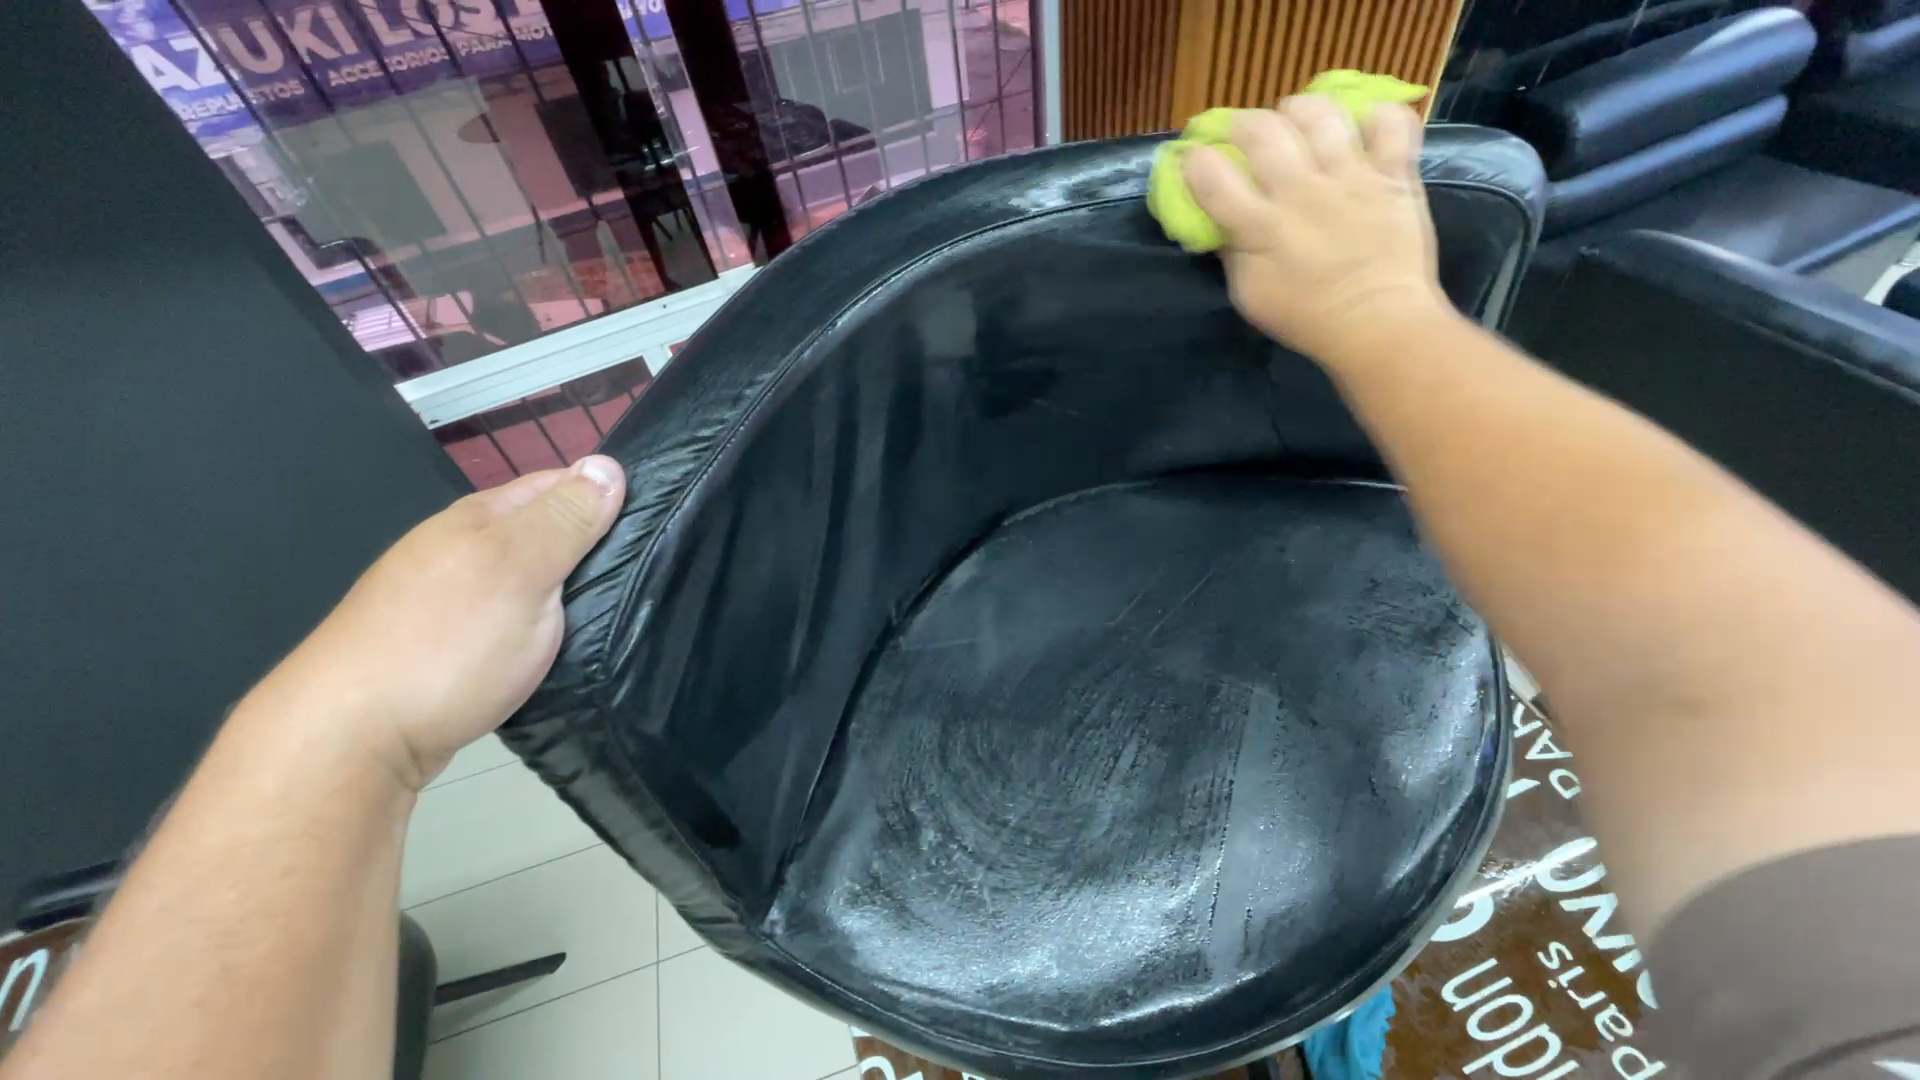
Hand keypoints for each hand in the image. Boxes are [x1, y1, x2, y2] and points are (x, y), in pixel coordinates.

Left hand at [249, 456, 625, 790]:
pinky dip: (547, 620)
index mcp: (480, 519)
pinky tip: (566, 642)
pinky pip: (515, 613)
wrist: (352, 740)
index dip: (608, 495)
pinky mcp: (451, 643)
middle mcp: (462, 548)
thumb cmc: (445, 644)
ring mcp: (451, 596)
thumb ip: (565, 521)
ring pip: (532, 575)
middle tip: (651, 571)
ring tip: (620, 607)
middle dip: (595, 543)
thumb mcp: (518, 571)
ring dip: (573, 586)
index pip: (560, 484)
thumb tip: (607, 465)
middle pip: (546, 530)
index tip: (658, 524)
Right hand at [1182, 96, 1454, 364]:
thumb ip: (1232, 253)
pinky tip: (1360, 128)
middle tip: (1241, 135)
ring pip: (1320, 114)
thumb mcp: (1249, 296)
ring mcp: (1350, 177)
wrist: (1377, 323)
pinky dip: (1375, 116)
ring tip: (1294, 119)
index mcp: (1259, 226)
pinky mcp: (1393, 174)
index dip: (1195, 160)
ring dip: (1299, 110)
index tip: (1193, 160)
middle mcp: (1301, 191)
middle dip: (1241, 124)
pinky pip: (1389, 122)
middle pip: (1261, 130)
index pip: (1211, 175)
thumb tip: (1220, 223)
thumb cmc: (1305, 317)